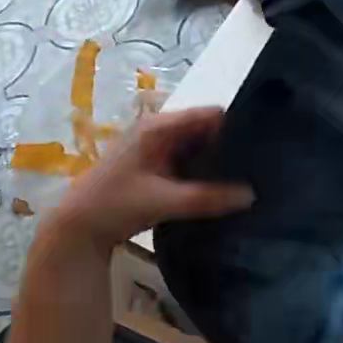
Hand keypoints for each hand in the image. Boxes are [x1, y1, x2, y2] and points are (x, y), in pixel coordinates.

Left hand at [45, 106, 253, 253]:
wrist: (77, 227)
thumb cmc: (114, 205)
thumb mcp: (163, 201)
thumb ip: (207, 198)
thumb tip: (251, 195)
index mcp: (160, 127)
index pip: (210, 115)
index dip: (237, 125)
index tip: (265, 144)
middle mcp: (159, 131)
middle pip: (206, 131)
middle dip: (230, 147)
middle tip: (263, 167)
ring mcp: (156, 150)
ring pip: (198, 149)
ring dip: (218, 163)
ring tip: (251, 179)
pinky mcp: (155, 168)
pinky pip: (187, 164)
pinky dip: (203, 174)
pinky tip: (223, 190)